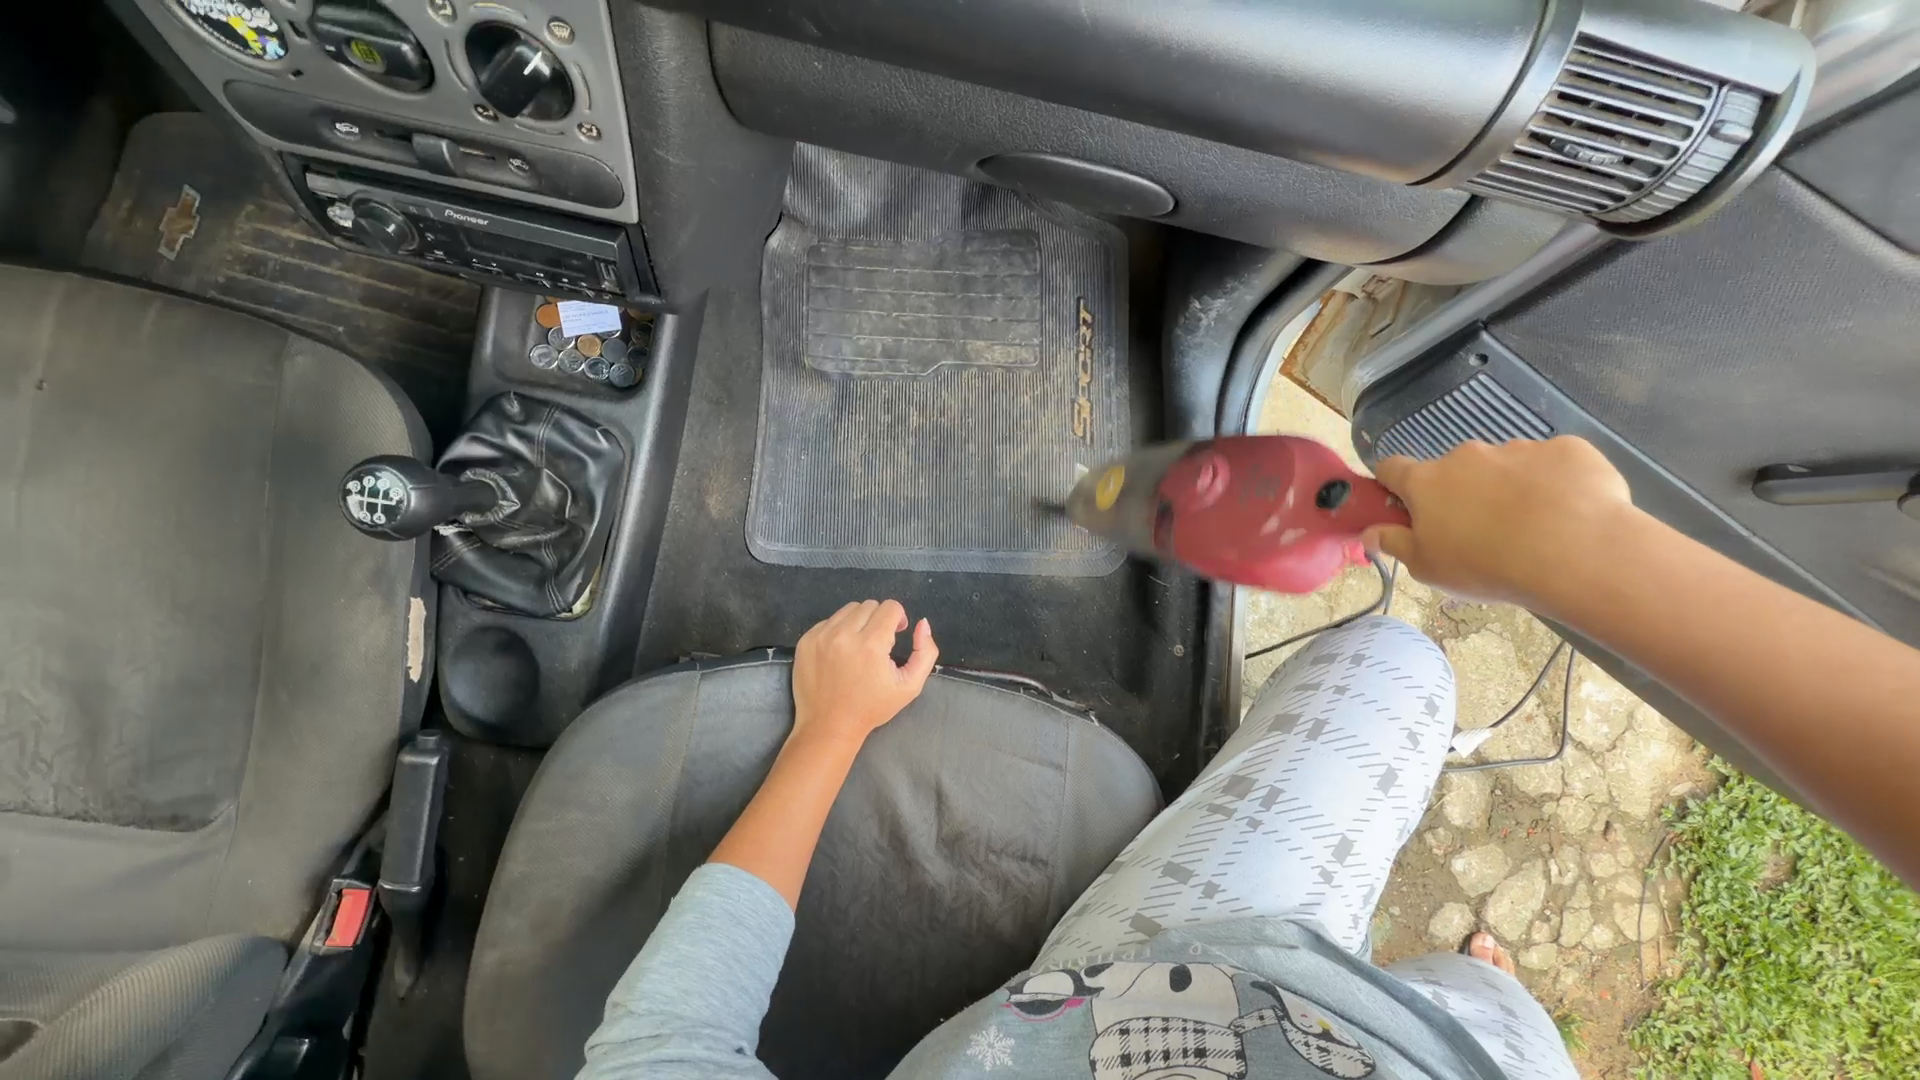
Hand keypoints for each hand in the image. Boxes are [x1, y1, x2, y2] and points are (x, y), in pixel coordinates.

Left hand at [791, 599, 938, 746]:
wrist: (828, 726)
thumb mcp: (910, 686)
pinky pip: (828, 621)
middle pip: (870, 605)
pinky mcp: (806, 641)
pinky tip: (840, 653)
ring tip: (858, 647)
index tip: (895, 636)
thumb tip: (922, 623)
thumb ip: (926, 652)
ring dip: (858, 622)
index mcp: (871, 644)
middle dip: (878, 620)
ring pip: (848, 609)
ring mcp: (821, 636)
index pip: (890, 607)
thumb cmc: (871, 708)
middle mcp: (844, 635)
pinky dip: (838, 631)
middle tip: (877, 644)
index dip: (898, 619)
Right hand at [1362, 436, 1637, 611]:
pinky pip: (1552, 464)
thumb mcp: (1427, 567)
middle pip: (1453, 470)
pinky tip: (1567, 512)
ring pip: (1504, 466)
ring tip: (1532, 527)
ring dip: (1508, 488)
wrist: (1577, 553)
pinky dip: (1554, 483)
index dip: (1394, 485)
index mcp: (1426, 481)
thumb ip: (1394, 544)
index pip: (1391, 468)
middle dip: (1460, 493)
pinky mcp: (1568, 449)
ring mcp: (1519, 448)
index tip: (1406, 509)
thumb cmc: (1486, 564)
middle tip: (1478, 532)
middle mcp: (1467, 455)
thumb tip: (1369, 532)